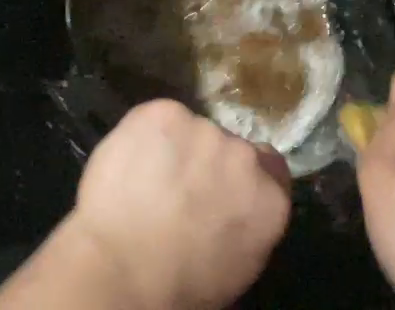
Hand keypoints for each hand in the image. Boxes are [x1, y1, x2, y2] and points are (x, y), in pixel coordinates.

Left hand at [0, 99, 291, 309]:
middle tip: (179, 182)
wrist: (125, 264)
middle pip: (227, 143)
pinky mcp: (163, 111)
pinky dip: (145, 133)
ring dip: (175, 145)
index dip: (244, 172)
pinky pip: (156, 118)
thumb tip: (234, 206)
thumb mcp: (237, 262)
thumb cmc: (182, 282)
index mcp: (269, 197)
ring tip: (149, 174)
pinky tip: (132, 159)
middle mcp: (242, 155)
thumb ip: (245, 220)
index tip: (222, 182)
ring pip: (189, 129)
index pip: (269, 164)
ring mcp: (202, 128)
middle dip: (206, 159)